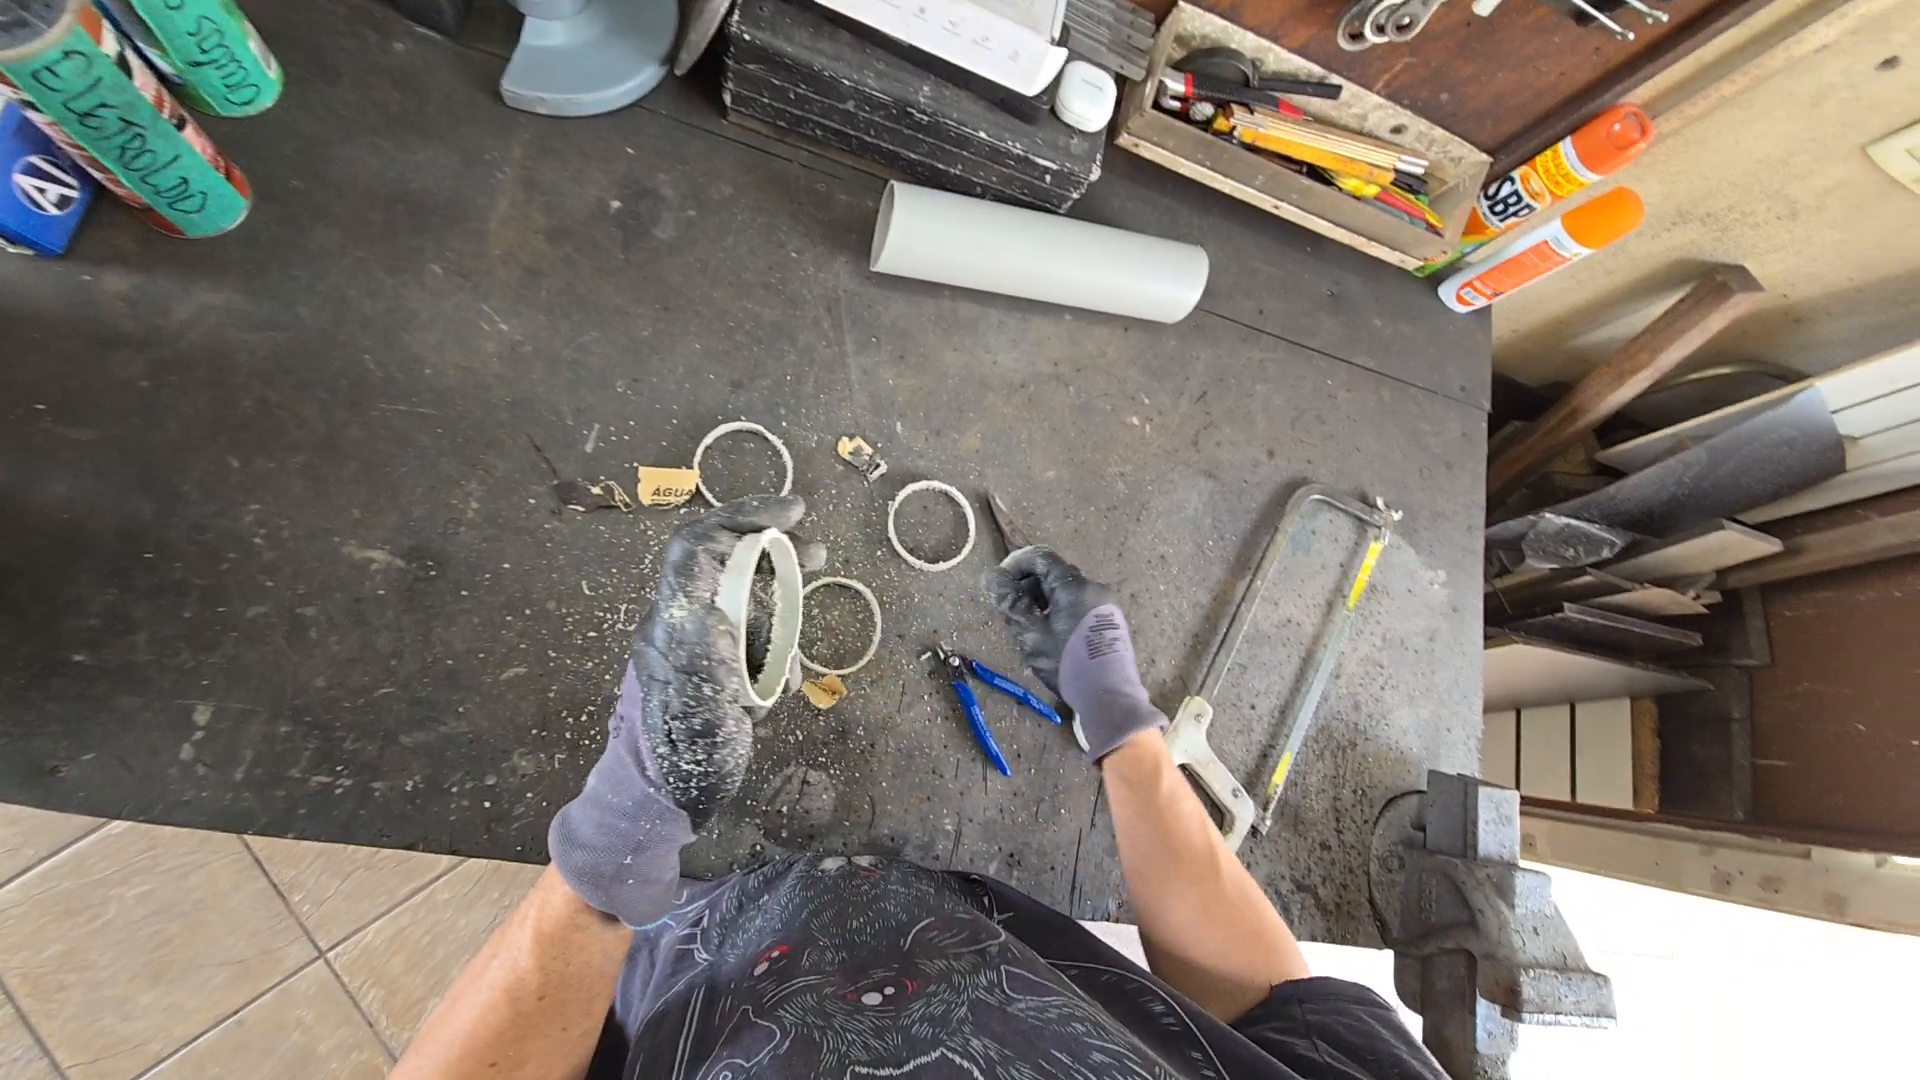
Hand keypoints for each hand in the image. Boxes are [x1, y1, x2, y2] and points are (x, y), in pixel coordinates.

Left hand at [549, 495, 822, 925]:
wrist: (674, 795)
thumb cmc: (684, 730)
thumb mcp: (693, 659)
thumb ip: (700, 601)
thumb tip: (709, 548)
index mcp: (678, 609)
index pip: (703, 541)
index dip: (745, 515)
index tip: (795, 512)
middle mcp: (690, 620)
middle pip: (736, 569)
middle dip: (777, 561)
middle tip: (818, 554)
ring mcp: (710, 650)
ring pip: (758, 611)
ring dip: (780, 633)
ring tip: (780, 671)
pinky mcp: (725, 676)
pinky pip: (762, 651)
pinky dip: (777, 665)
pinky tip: (775, 691)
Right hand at [982, 548, 1165, 762]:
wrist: (1109, 697)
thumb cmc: (1067, 663)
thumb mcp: (1031, 634)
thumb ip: (1011, 603)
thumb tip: (993, 578)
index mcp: (1074, 586)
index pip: (1041, 558)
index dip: (1016, 565)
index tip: (999, 583)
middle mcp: (1093, 588)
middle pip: (1054, 575)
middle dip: (1027, 587)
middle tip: (1010, 611)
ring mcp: (1104, 605)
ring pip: (1065, 592)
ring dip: (1042, 602)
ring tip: (1028, 627)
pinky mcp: (1109, 622)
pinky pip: (1077, 605)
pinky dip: (1058, 611)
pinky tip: (1049, 636)